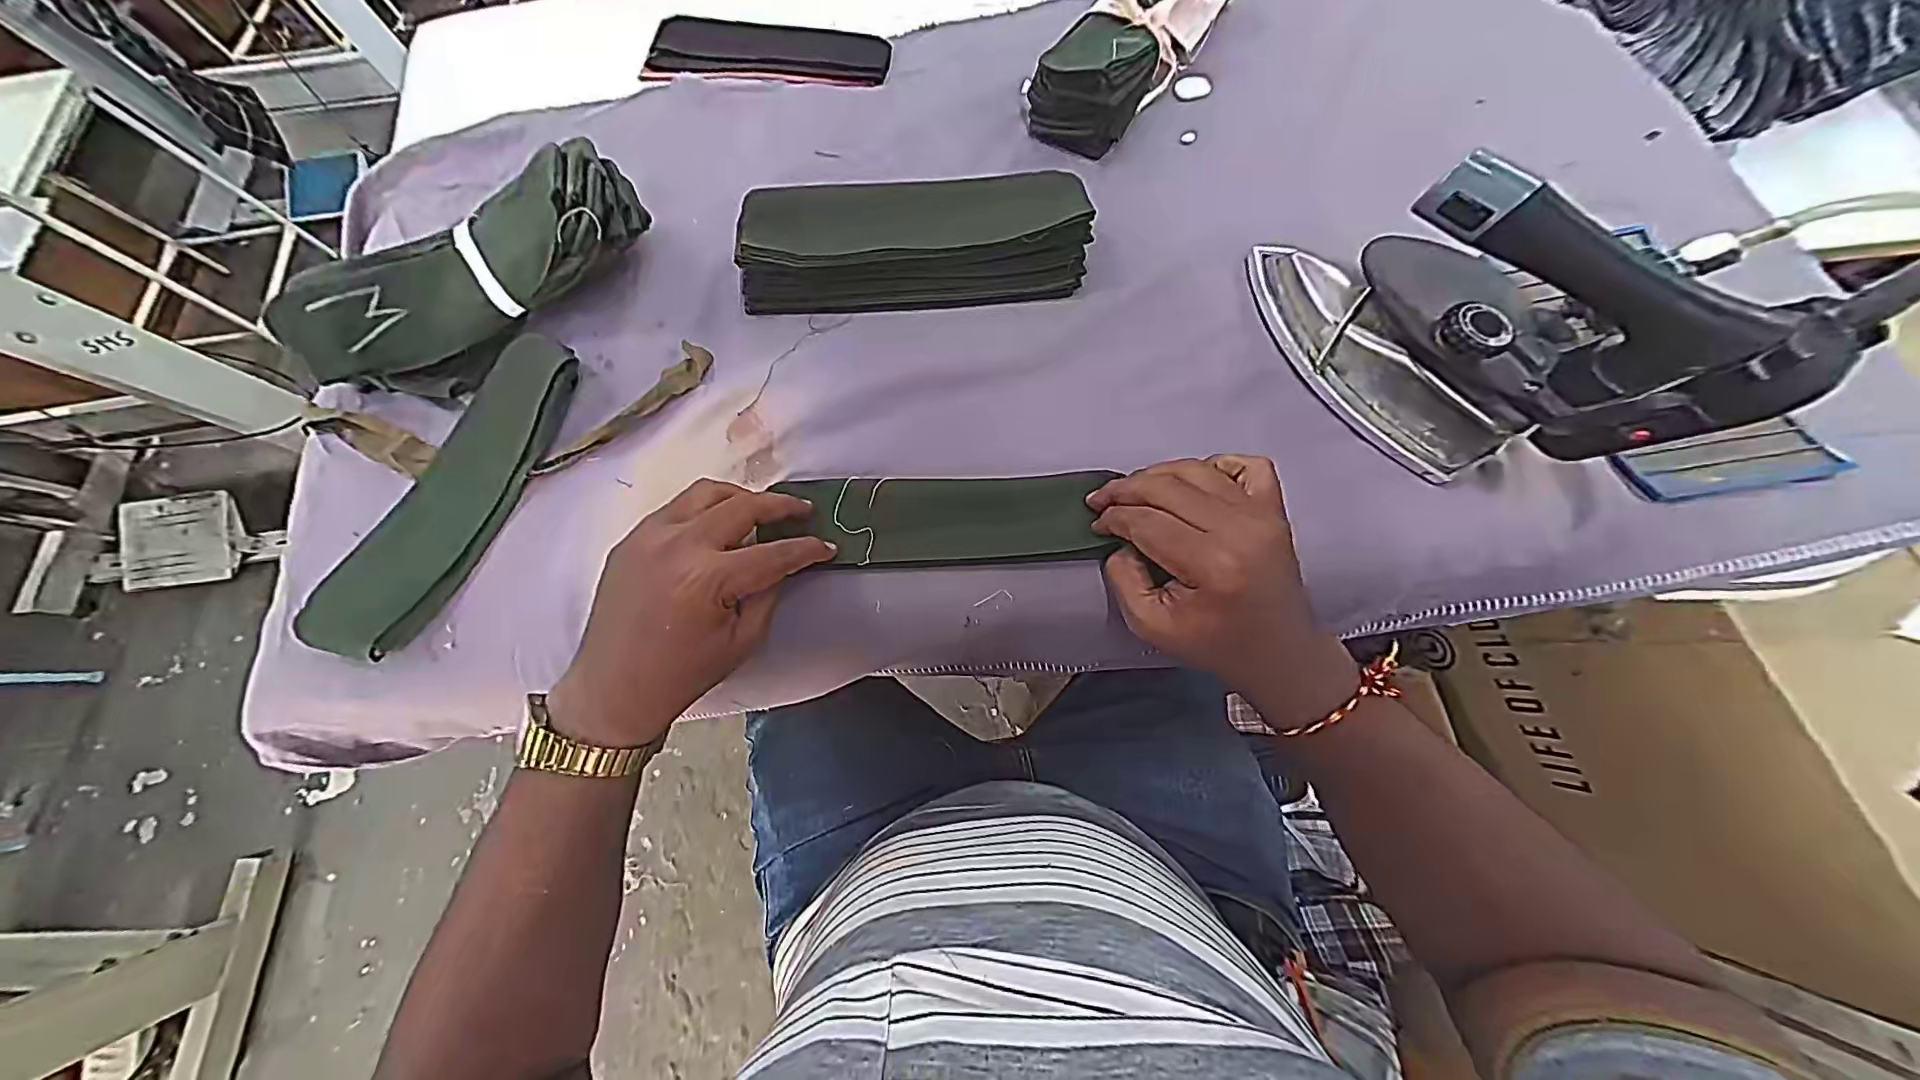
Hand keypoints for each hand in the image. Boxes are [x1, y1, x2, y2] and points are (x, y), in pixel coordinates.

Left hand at [548, 479, 834, 745]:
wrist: (613, 689)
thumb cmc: (682, 673)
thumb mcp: (743, 640)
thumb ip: (769, 593)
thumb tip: (786, 564)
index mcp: (707, 578)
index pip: (772, 553)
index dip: (805, 549)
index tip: (825, 546)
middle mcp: (677, 546)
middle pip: (743, 506)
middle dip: (781, 506)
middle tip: (802, 512)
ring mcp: (649, 537)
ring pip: (707, 493)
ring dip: (741, 497)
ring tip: (761, 511)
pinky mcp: (632, 539)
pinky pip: (677, 507)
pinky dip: (706, 509)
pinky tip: (719, 527)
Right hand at [1089, 455, 1356, 725]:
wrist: (1279, 653)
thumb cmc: (1219, 645)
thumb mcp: (1151, 626)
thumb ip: (1124, 579)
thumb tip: (1121, 541)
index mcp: (1213, 564)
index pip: (1147, 521)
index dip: (1113, 518)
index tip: (1098, 524)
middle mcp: (1242, 530)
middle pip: (1168, 487)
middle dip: (1125, 489)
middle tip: (1102, 500)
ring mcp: (1262, 516)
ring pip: (1197, 470)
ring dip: (1156, 475)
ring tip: (1133, 490)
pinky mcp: (1274, 510)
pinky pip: (1245, 465)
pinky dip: (1213, 465)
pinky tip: (1191, 484)